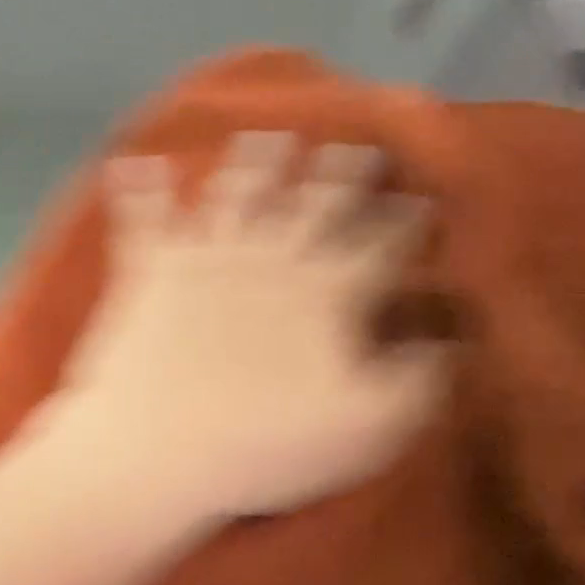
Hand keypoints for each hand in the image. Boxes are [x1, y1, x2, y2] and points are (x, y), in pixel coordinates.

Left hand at [45, 131, 448, 520]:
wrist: (158, 447)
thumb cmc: (267, 444)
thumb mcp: (366, 427)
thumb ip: (415, 381)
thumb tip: (448, 342)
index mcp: (329, 289)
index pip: (380, 245)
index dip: (404, 225)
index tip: (422, 204)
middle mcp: (273, 254)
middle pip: (316, 201)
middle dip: (342, 172)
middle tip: (359, 145)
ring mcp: (207, 254)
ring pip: (238, 190)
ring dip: (256, 161)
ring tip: (269, 137)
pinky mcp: (149, 270)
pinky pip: (141, 216)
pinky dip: (140, 187)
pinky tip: (136, 162)